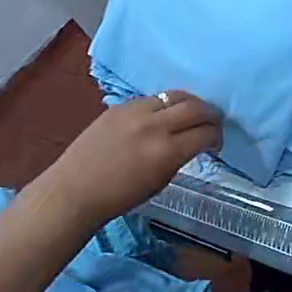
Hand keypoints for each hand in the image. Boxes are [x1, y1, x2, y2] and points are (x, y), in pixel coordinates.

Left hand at [36, 91, 220, 232]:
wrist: (75, 190)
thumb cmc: (120, 196)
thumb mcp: (161, 180)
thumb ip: (180, 157)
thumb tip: (193, 142)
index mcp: (168, 151)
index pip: (206, 133)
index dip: (216, 137)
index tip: (215, 143)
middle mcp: (155, 125)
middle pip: (196, 107)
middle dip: (211, 115)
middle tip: (213, 124)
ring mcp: (136, 111)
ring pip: (176, 95)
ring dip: (191, 103)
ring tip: (192, 113)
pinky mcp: (120, 106)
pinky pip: (152, 98)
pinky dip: (165, 104)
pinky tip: (163, 115)